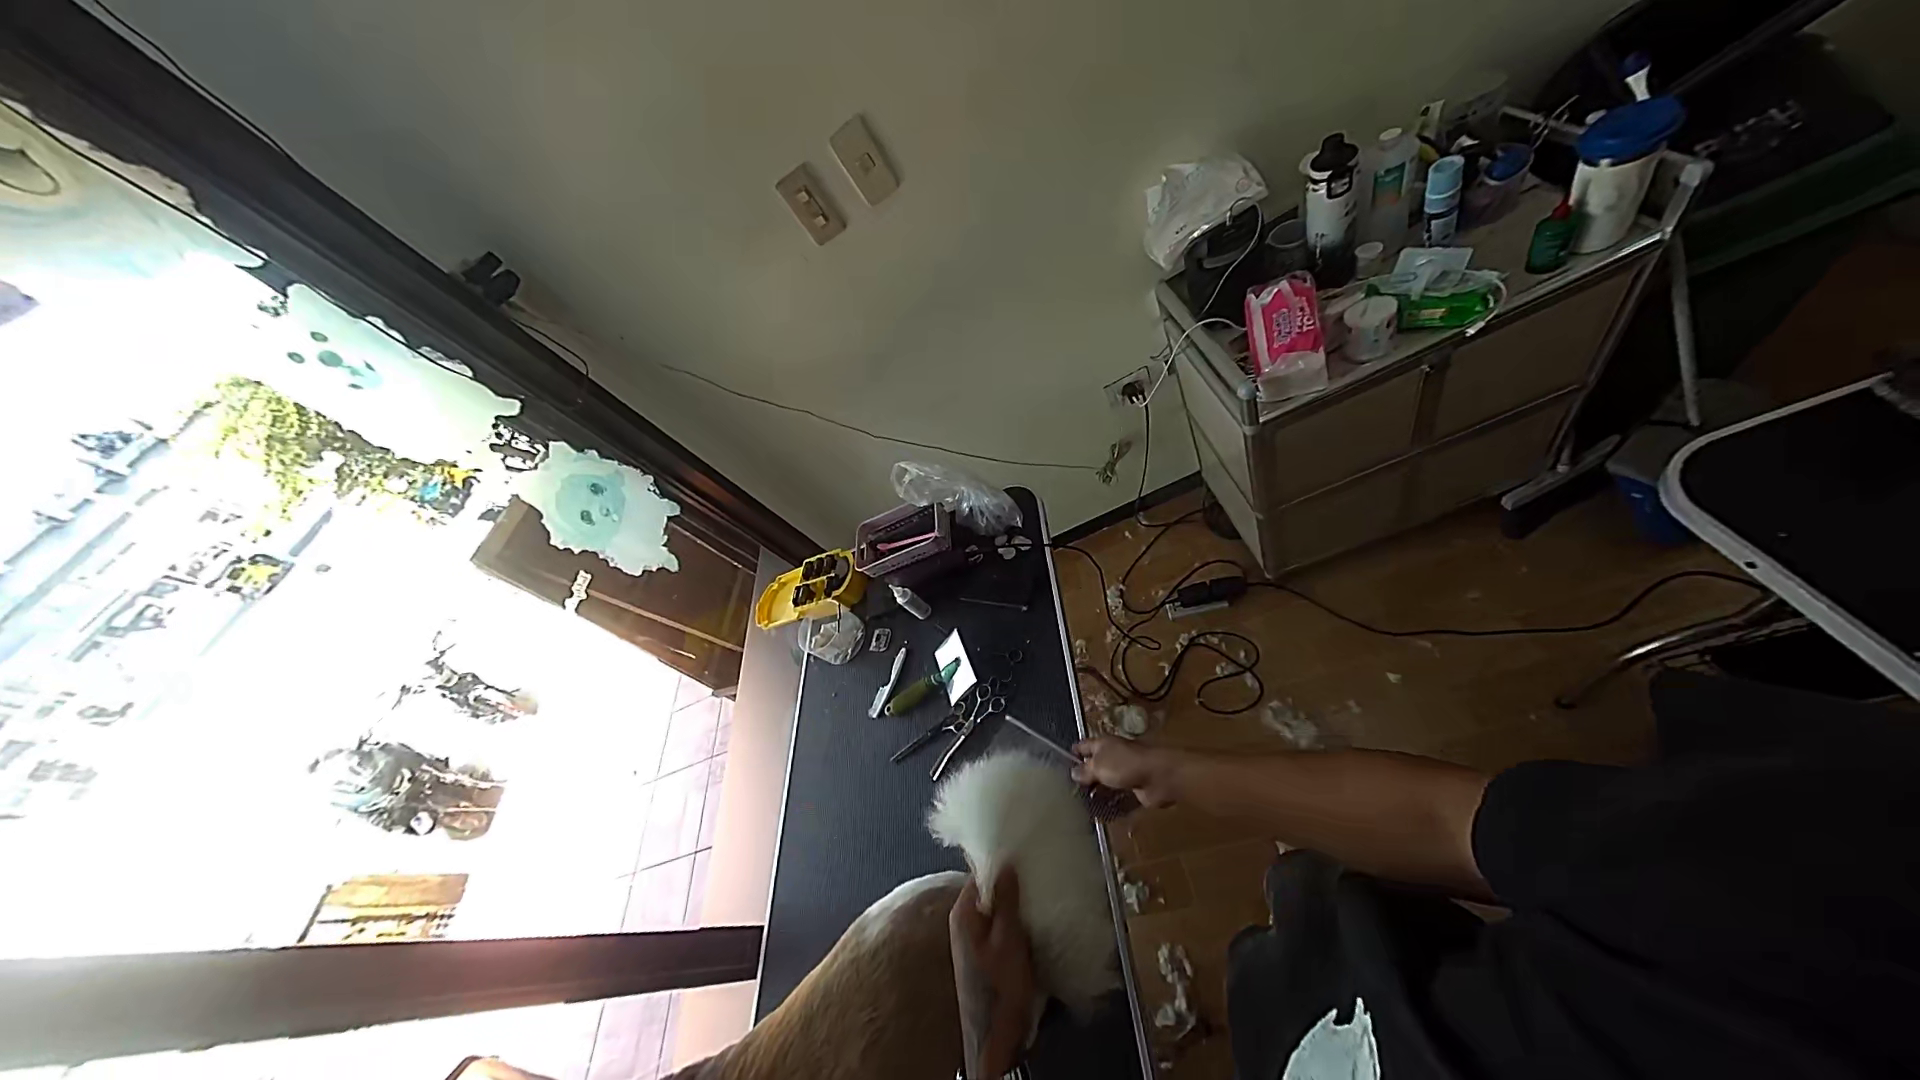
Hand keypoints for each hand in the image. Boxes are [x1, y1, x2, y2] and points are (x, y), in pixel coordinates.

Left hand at [950, 870, 1037, 1079]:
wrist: (997, 1042)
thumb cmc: (1000, 992)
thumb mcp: (1008, 939)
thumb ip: (1006, 899)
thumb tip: (1006, 862)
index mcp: (965, 911)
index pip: (983, 870)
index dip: (1006, 862)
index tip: (1028, 857)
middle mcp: (967, 921)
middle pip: (993, 889)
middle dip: (1016, 886)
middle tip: (1040, 882)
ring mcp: (977, 939)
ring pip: (1002, 909)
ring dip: (1020, 907)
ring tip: (1041, 902)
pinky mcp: (991, 955)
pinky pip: (1007, 928)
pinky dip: (1021, 926)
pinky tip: (1036, 929)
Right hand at [1071, 737, 1179, 807]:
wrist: (1159, 777)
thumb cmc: (1125, 765)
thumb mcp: (1099, 765)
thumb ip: (1085, 770)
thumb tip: (1073, 772)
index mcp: (1103, 744)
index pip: (1084, 746)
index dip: (1074, 753)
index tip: (1062, 762)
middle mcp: (1113, 756)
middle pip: (1095, 764)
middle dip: (1085, 775)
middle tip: (1069, 790)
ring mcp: (1125, 772)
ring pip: (1107, 781)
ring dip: (1098, 790)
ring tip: (1083, 804)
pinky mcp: (1136, 788)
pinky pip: (1120, 795)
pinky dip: (1112, 802)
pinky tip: (1102, 813)